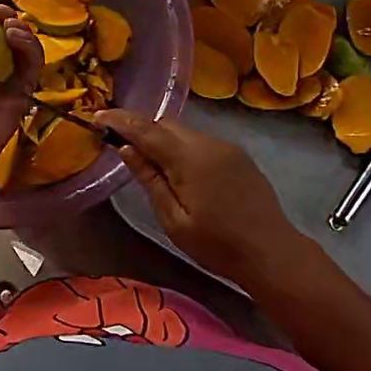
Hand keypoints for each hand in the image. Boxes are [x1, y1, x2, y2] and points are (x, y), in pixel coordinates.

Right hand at [95, 109, 304, 282]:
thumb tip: (126, 149)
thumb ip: (149, 179)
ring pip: (184, 132)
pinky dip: (181, 147)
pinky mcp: (237, 156)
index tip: (97, 116)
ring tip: (146, 159)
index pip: (147, 130)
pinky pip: (200, 142)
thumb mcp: (173, 219)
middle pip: (166, 124)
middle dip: (141, 128)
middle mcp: (209, 144)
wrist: (272, 253)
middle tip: (118, 141)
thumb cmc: (217, 244)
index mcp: (190, 158)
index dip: (120, 121)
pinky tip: (176, 169)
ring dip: (162, 140)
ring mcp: (227, 148)